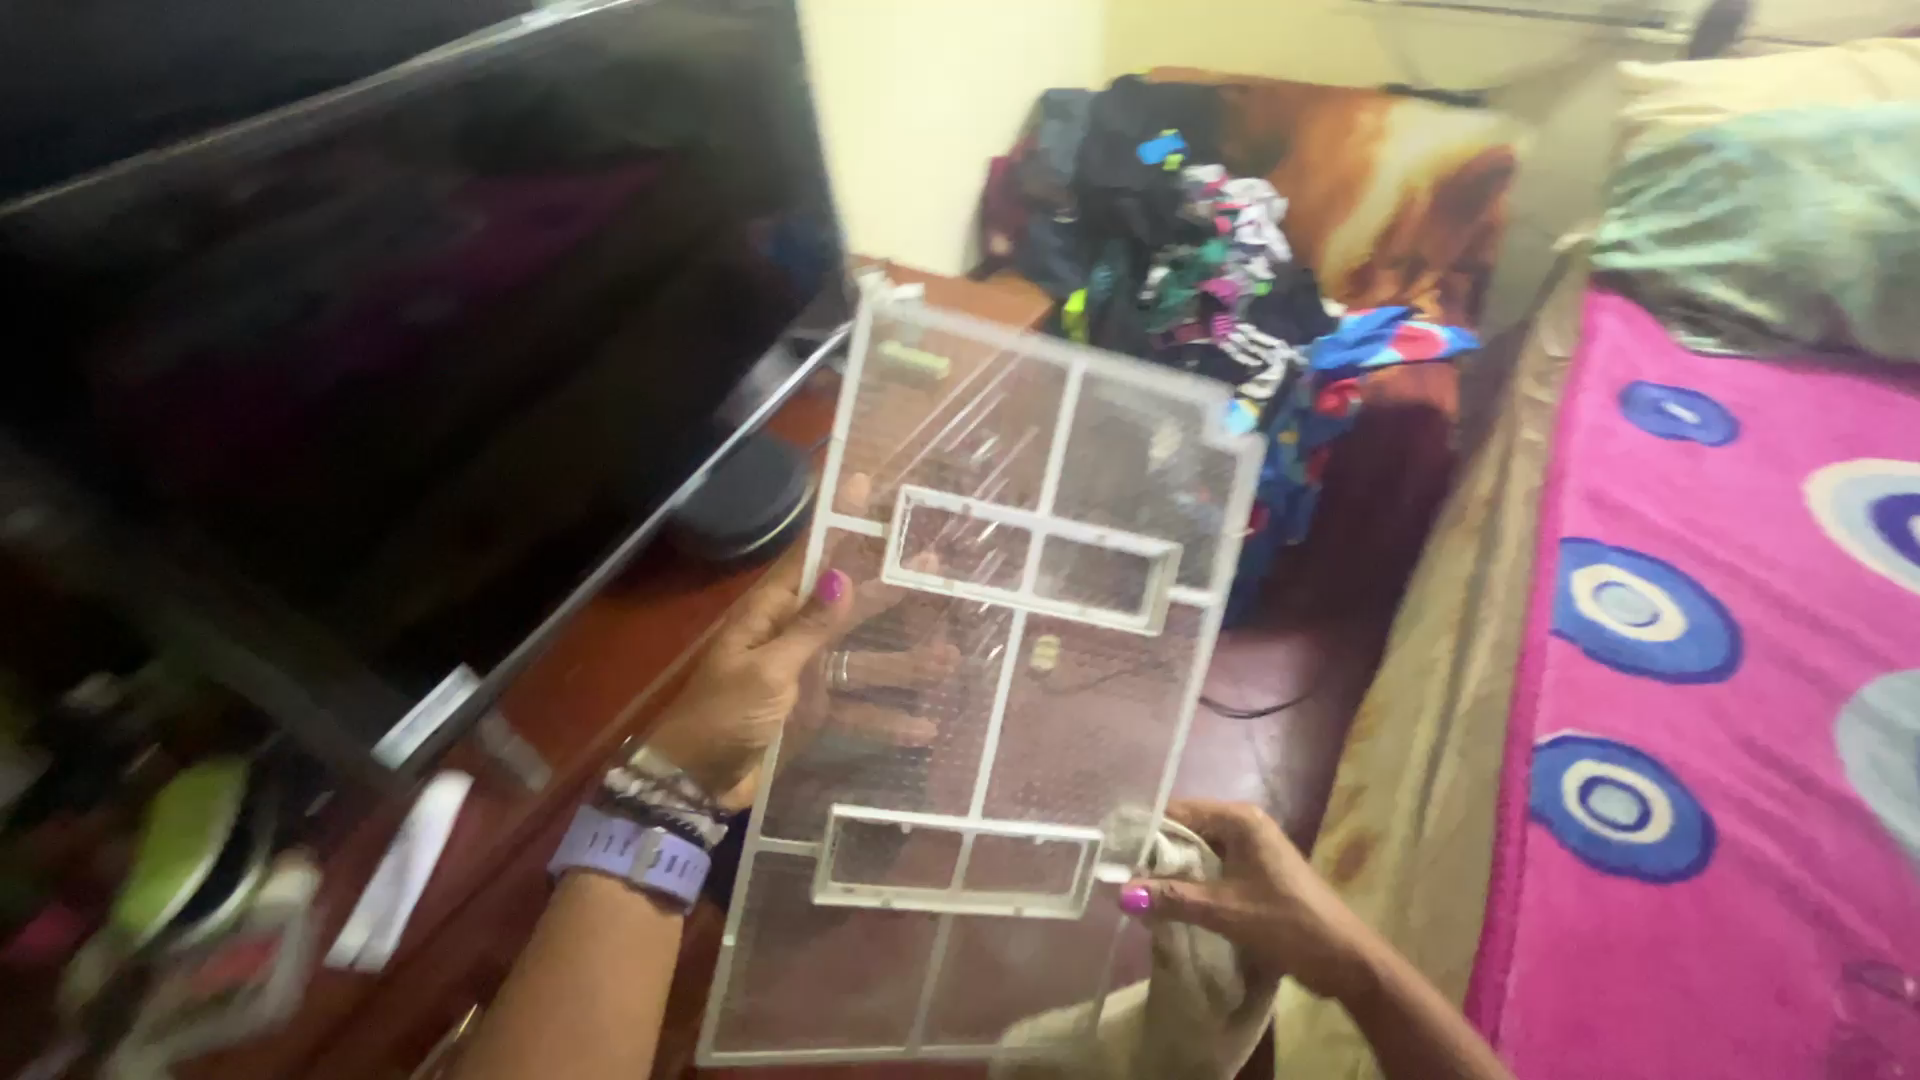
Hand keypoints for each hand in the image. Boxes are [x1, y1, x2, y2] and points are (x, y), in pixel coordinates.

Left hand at [645, 474, 959, 805]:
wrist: (695, 785)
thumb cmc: (722, 716)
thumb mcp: (767, 670)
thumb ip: (811, 628)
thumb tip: (843, 576)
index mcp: (770, 614)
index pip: (809, 557)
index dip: (837, 524)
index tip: (863, 486)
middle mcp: (793, 637)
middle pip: (849, 606)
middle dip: (890, 590)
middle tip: (934, 566)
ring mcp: (808, 676)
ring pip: (864, 661)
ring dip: (905, 662)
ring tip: (949, 657)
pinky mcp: (816, 714)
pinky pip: (859, 712)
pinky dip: (889, 721)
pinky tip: (925, 727)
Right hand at [1122, 799, 1382, 1002]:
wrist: (1347, 961)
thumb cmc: (1288, 924)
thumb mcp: (1225, 911)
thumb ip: (1172, 898)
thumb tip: (1120, 894)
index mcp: (1238, 819)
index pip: (1177, 813)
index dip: (1145, 833)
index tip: (1115, 857)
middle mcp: (1243, 823)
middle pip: (1186, 830)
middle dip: (1156, 854)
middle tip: (1123, 878)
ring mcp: (1252, 846)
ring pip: (1198, 850)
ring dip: (1174, 870)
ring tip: (1141, 891)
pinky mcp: (1256, 869)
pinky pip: (1213, 865)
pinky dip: (1193, 880)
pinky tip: (1173, 900)